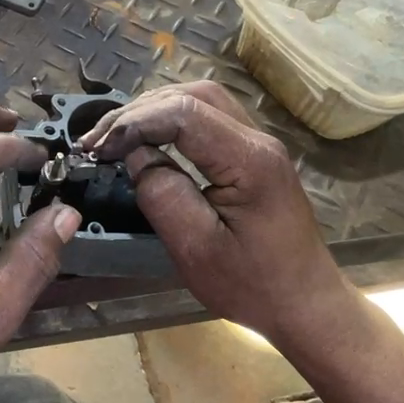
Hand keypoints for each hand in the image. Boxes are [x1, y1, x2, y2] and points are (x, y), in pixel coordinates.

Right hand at [78, 81, 353, 346]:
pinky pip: (207, 117)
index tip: (98, 150)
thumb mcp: (196, 248)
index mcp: (249, 161)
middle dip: (137, 111)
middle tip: (99, 140)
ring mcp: (258, 144)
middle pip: (191, 96)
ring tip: (115, 137)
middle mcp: (257, 140)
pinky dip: (169, 119)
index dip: (133, 124)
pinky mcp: (252, 155)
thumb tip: (134, 156)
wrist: (306, 306)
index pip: (182, 114)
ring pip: (199, 99)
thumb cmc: (252, 285)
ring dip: (152, 110)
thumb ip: (162, 194)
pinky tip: (145, 139)